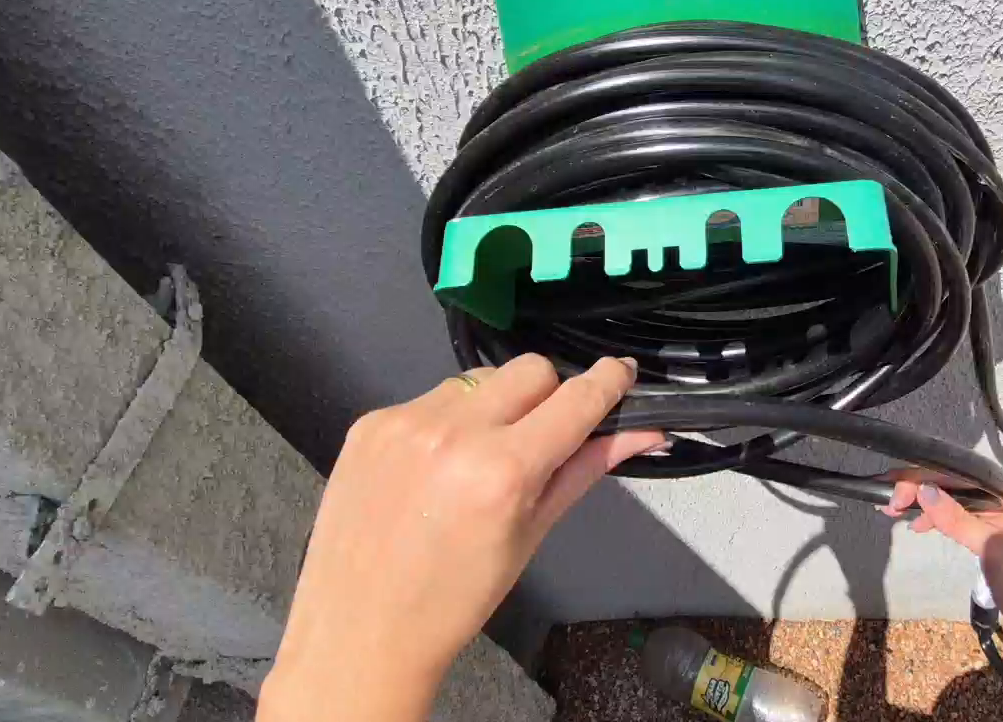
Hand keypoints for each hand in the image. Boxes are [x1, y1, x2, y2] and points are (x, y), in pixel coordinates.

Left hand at [259, 354, 663, 721]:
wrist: (358, 634)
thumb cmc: (457, 597)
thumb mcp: (533, 534)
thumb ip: (587, 468)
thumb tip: (643, 432)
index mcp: (503, 471)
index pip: (576, 398)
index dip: (608, 379)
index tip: (622, 371)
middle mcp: (454, 433)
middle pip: (532, 368)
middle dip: (549, 393)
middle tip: (540, 435)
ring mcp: (406, 422)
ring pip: (482, 378)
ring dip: (496, 405)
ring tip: (479, 456)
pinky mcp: (371, 421)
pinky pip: (434, 395)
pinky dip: (449, 419)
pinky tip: (437, 463)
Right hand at [883, 479, 1002, 653]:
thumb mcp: (992, 547)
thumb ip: (957, 518)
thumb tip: (923, 490)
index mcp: (1000, 494)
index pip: (953, 474)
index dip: (920, 478)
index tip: (893, 492)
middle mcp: (993, 501)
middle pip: (947, 484)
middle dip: (915, 489)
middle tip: (885, 501)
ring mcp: (987, 521)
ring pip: (946, 501)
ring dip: (920, 504)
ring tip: (893, 511)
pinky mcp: (983, 541)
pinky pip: (951, 520)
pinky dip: (932, 520)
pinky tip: (918, 525)